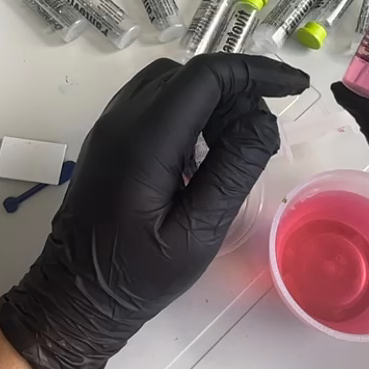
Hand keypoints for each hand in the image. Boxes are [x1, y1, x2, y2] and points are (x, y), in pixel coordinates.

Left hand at [0, 54, 309, 368]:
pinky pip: (155, 100)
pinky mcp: (109, 137)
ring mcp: (110, 124)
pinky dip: (189, 108)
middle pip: (190, 74)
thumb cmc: (136, 276)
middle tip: (261, 135)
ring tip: (235, 143)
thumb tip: (262, 119)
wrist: (73, 295)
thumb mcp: (197, 233)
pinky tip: (202, 149)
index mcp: (145, 139)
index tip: (294, 87)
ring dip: (213, 98)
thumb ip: (232, 170)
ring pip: (172, 82)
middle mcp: (122, 119)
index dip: (255, 73)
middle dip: (237, 89)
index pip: (206, 76)